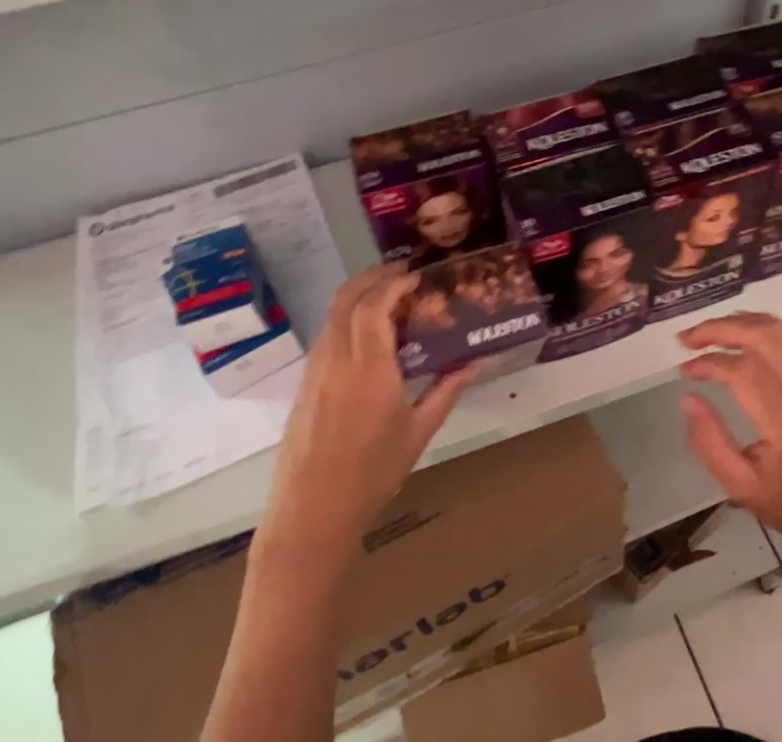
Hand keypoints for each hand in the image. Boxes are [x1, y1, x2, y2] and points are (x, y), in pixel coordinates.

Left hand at [259, 264, 475, 556]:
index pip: (376, 305)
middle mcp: (338, 358)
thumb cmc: (373, 474)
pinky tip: (369, 334)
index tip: (419, 275)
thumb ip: (446, 390)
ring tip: (389, 297)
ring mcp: (316, 368)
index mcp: (369, 367)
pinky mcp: (306, 382)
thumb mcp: (418, 432)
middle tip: (404, 273)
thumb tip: (475, 362)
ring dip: (359, 295)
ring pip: (333, 314)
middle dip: (375, 277)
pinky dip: (347, 318)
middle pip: (348, 298)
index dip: (396, 283)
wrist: (314, 509)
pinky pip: (327, 334)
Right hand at [678, 312, 781, 553]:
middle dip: (721, 328)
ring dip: (741, 322)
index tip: (684, 372)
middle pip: (764, 336)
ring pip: (781, 331)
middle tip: (687, 339)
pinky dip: (759, 328)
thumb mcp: (742, 488)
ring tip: (708, 333)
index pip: (745, 371)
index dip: (709, 363)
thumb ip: (710, 443)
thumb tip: (688, 399)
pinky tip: (738, 338)